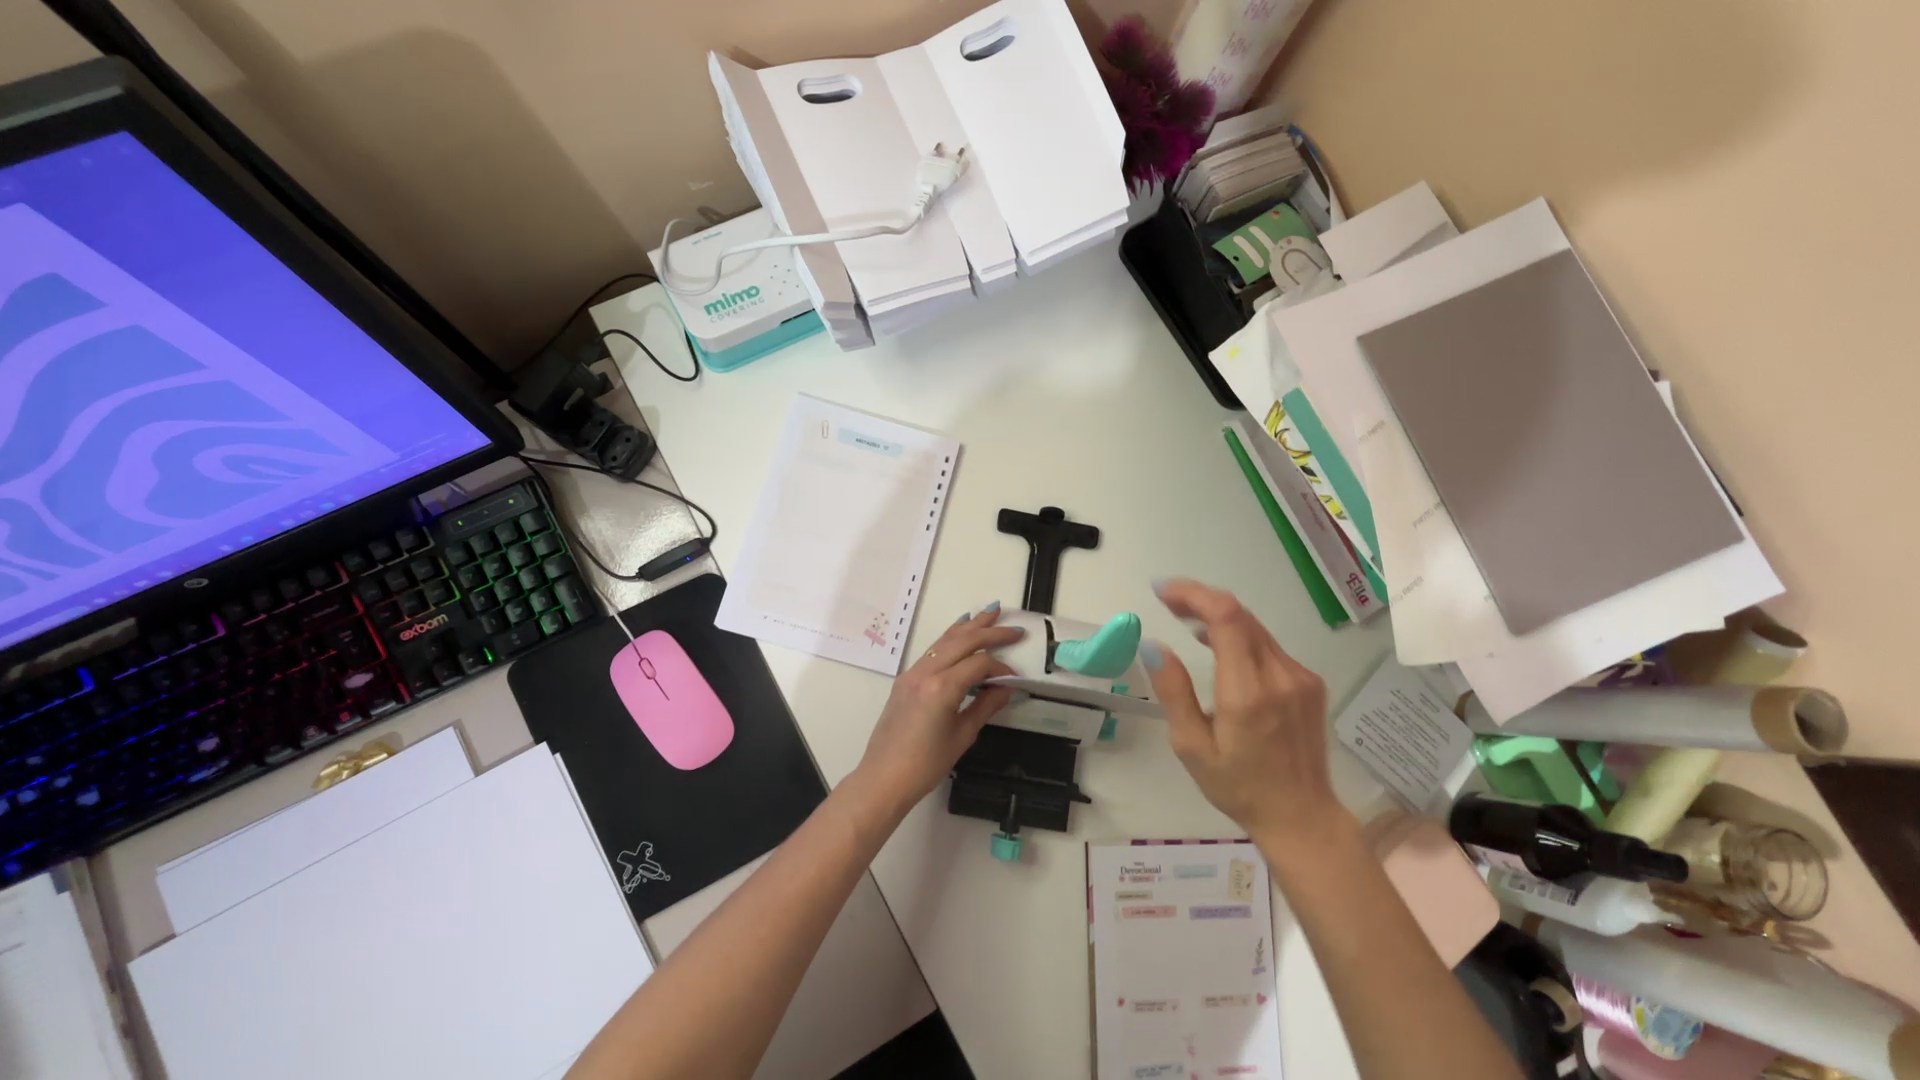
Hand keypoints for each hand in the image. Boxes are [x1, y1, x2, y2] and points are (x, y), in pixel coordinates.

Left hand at [855, 606, 1021, 811]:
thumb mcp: (962, 736)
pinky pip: (932, 651)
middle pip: (962, 642)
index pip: (979, 665)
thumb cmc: (925, 765)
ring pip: (944, 641)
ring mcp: (912, 673)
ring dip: (969, 627)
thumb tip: (1008, 689)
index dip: (1001, 669)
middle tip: (1014, 628)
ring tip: (989, 613)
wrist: (883, 777)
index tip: (1015, 679)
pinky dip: (950, 638)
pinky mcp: (905, 680)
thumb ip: (985, 707)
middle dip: (989, 631)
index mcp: (941, 688)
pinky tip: (960, 631)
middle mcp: (926, 673)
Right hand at [1141, 579, 1350, 854]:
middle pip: (1240, 615)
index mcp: (1247, 693)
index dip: (1194, 594)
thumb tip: (1153, 646)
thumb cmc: (1238, 787)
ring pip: (1255, 628)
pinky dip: (1240, 636)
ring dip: (1220, 617)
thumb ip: (1173, 692)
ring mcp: (1300, 677)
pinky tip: (1220, 648)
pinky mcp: (1309, 682)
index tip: (1162, 591)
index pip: (1226, 619)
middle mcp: (1279, 676)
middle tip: (1166, 602)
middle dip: (1201, 600)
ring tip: (1185, 621)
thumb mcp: (1192, 746)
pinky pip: (1269, 646)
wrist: (1301, 815)